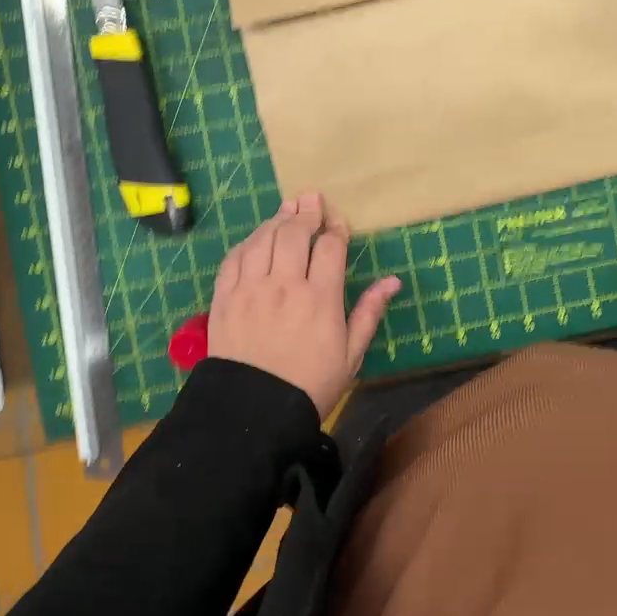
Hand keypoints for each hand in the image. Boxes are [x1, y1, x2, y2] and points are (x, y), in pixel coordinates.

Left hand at [207, 193, 402, 414]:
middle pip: (294, 232)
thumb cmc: (310, 386)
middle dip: (306, 212)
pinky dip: (248, 242)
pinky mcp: (224, 299)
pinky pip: (234, 258)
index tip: (337, 223)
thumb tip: (392, 281)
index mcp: (321, 298)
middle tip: (312, 201)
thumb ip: (369, 312)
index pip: (329, 246)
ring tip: (287, 211)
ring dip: (277, 220)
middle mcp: (285, 286)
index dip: (335, 228)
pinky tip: (258, 239)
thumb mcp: (351, 355)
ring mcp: (250, 290)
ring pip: (263, 239)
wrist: (253, 415)